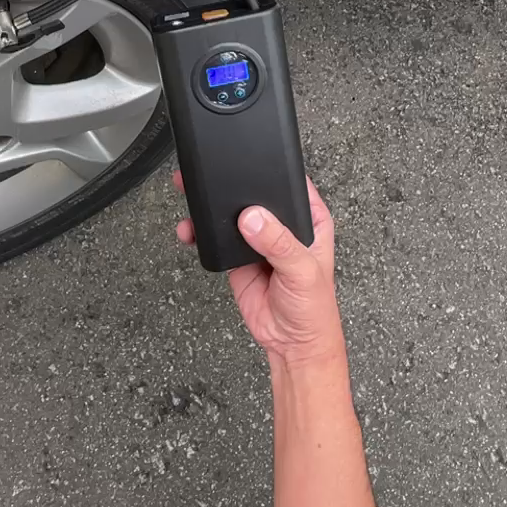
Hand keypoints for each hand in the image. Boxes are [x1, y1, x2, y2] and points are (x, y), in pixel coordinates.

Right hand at [174, 171, 342, 366]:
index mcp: (310, 218)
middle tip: (212, 175)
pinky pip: (217, 238)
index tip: (252, 163)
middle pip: (257, 195)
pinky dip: (202, 232)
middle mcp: (283, 225)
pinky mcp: (238, 255)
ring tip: (195, 196)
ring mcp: (258, 240)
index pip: (291, 185)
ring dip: (214, 207)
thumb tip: (254, 219)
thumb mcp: (303, 271)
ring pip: (233, 214)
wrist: (291, 343)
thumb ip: (280, 244)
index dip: (274, 172)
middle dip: (235, 186)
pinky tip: (192, 228)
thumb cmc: (314, 309)